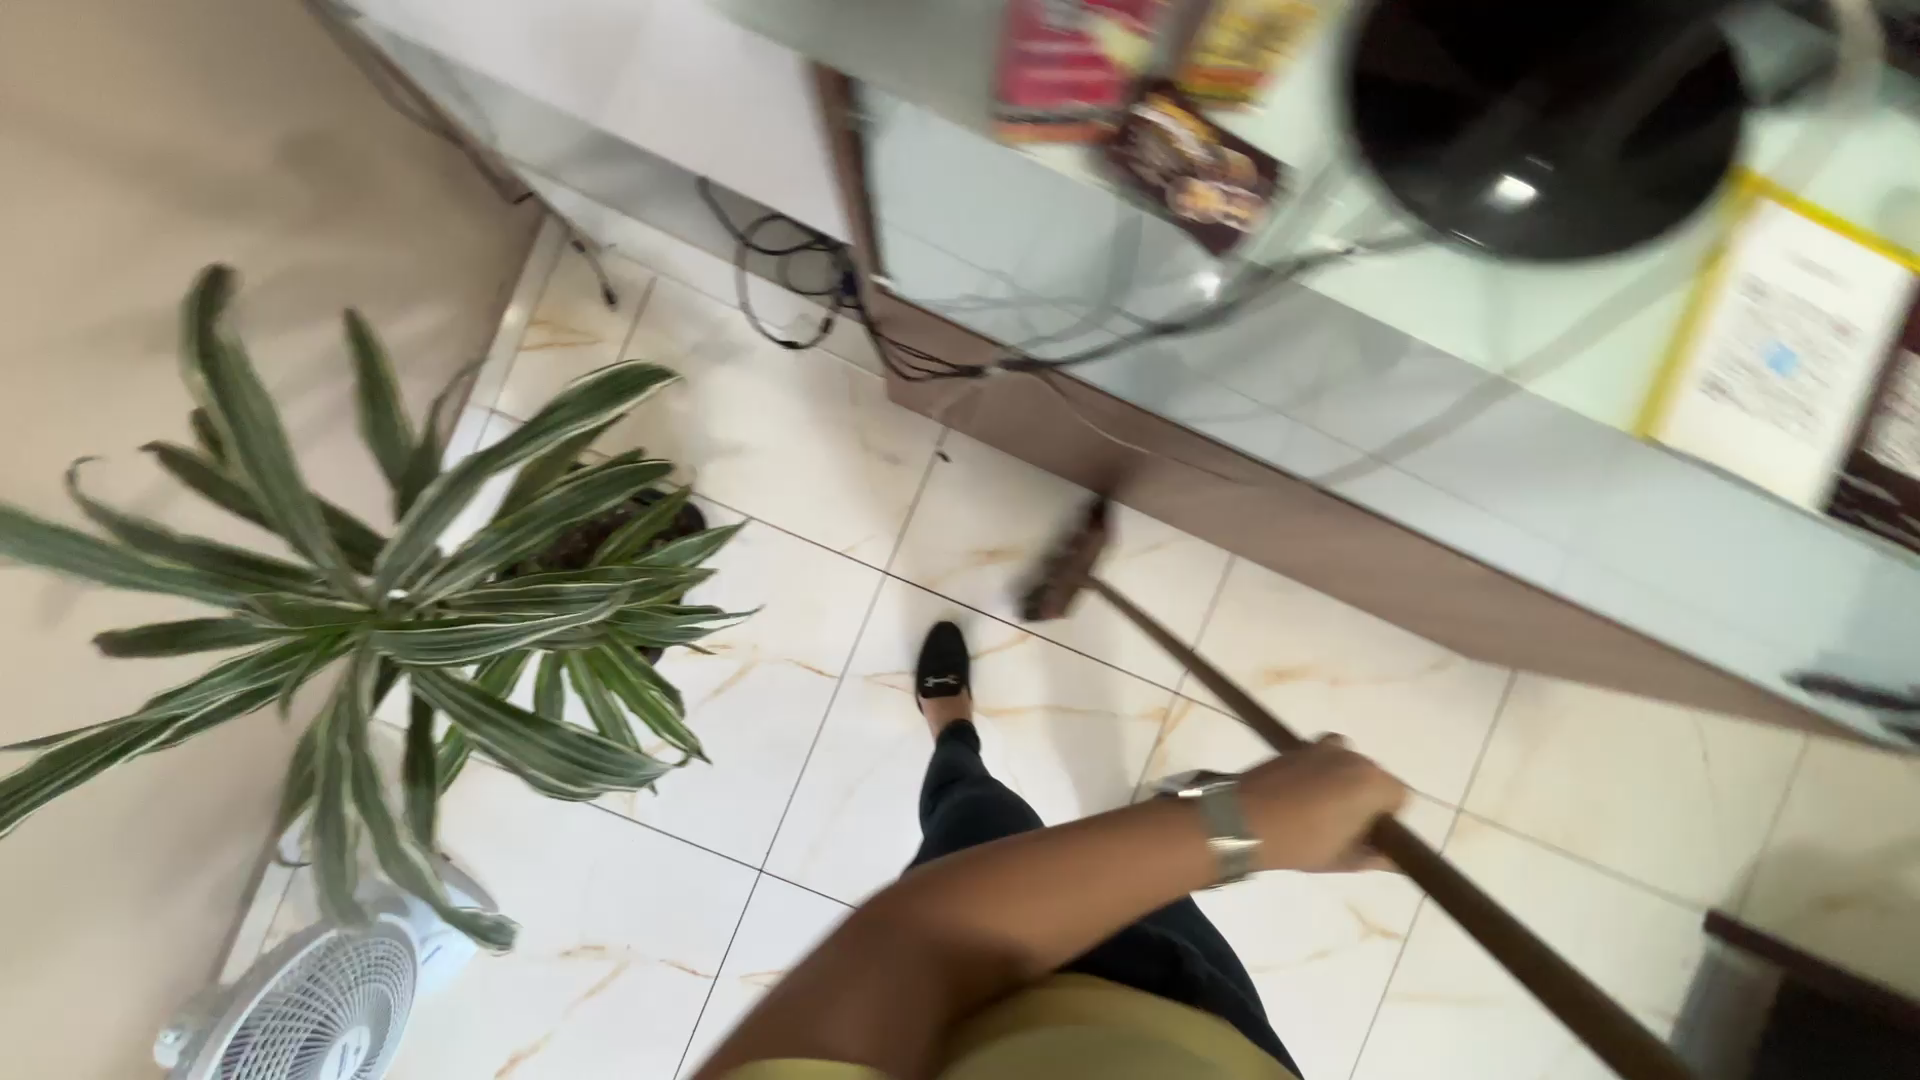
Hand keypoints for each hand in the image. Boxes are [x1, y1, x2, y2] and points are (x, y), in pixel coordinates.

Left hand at [1234, 735, 1406, 872]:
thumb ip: (1375, 857)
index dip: (1389, 817)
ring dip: (1344, 779)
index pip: (1400, 795)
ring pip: (1348, 762)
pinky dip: (1321, 767)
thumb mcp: (1345, 860)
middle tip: (1345, 824)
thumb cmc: (1300, 842)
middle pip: (1374, 776)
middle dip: (1367, 797)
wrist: (1243, 819)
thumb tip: (1390, 858)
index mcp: (1372, 783)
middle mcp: (1351, 757)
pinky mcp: (1295, 746)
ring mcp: (1321, 747)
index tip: (1369, 834)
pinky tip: (1303, 791)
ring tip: (1322, 806)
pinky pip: (1321, 754)